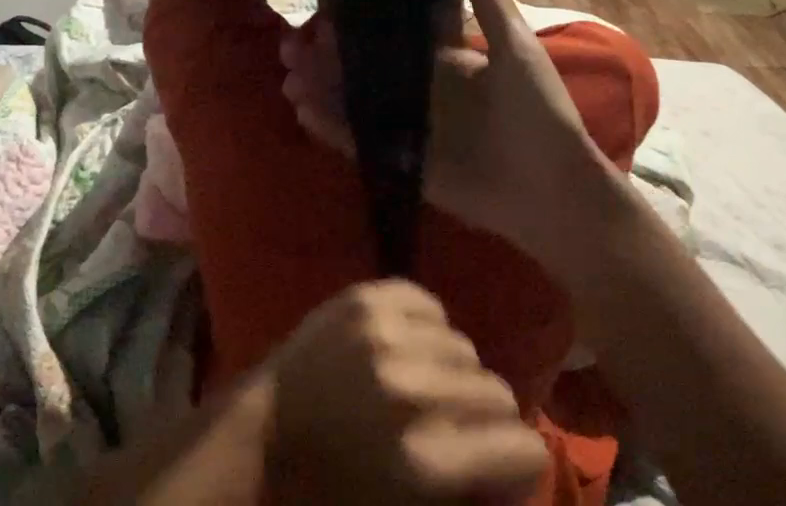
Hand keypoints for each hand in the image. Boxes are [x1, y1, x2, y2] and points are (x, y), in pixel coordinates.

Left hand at [264, 280, 545, 503]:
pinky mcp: (361, 298)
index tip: (496, 465)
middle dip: (482, 417)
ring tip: (420, 385)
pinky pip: (429, 304)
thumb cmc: (336, 488)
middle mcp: (410, 392)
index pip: (524, 448)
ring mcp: (383, 336)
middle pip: (498, 393)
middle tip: (451, 427)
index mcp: (424, 462)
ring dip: (450, 371)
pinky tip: (403, 347)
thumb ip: (473, 489)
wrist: (261, 432)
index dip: (515, 463)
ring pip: (465, 347)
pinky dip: (424, 327)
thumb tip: (520, 469)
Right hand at [280, 0, 628, 275]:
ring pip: (352, 104)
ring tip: (288, 79)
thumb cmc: (539, 113)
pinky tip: (303, 112)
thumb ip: (487, 3)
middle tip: (289, 47)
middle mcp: (419, 92)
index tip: (323, 11)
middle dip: (324, 59)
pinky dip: (330, 128)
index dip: (355, 24)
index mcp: (444, 61)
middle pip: (361, 70)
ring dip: (318, 91)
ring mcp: (407, 130)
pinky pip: (358, 144)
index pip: (389, 36)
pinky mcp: (402, 165)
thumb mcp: (516, 49)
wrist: (554, 190)